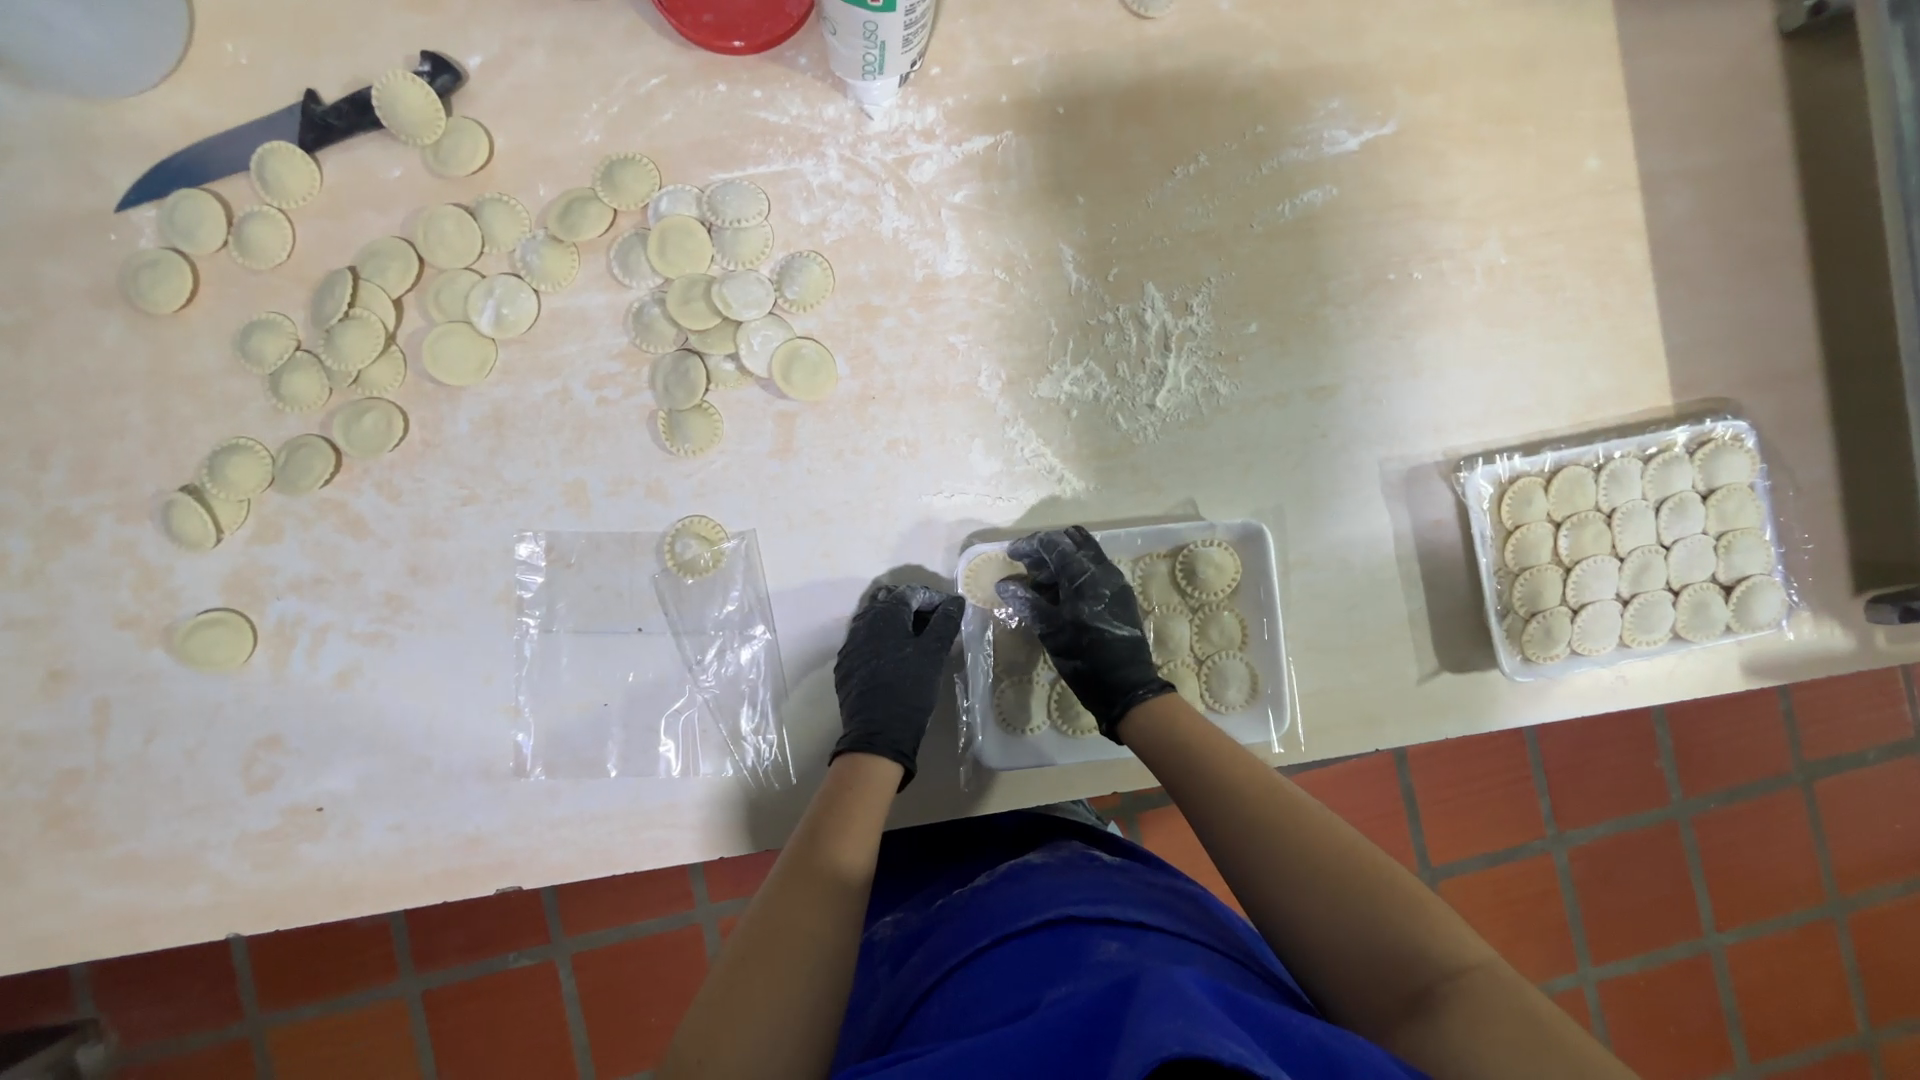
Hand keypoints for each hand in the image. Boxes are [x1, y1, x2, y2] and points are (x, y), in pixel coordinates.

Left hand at [831, 583, 965, 789]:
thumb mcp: (934, 653)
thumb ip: (945, 622)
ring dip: (895, 621)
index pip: (911, 592)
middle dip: (911, 604)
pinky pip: (864, 640)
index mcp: (885, 614)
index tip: (950, 610)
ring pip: (873, 619)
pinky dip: (882, 639)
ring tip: (916, 637)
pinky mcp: (846, 664)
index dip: (933, 597)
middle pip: (887, 601)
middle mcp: (862, 622)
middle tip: (933, 620)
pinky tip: (895, 655)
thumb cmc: (911, 688)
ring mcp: (850, 644)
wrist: (877, 732)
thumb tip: (955, 600)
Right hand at [996, 526, 1173, 742]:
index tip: (1011, 554)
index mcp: (1084, 574)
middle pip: (1073, 543)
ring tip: (1039, 583)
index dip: (1030, 545)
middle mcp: (1103, 570)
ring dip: (1061, 562)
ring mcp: (1115, 582)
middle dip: (1047, 549)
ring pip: (1085, 556)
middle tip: (1027, 566)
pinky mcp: (1120, 596)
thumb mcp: (1050, 631)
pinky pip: (1094, 572)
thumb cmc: (1084, 657)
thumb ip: (1027, 602)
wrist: (1127, 686)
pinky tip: (1060, 595)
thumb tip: (1004, 584)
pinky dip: (1074, 574)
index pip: (1054, 544)